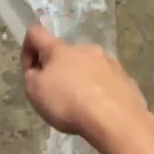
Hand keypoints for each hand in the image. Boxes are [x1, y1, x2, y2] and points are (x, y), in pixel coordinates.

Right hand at [20, 25, 150, 145]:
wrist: (115, 120)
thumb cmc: (68, 103)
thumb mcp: (35, 92)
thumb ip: (31, 77)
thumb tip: (38, 71)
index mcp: (60, 49)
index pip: (36, 33)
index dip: (27, 48)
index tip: (30, 71)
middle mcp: (86, 49)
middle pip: (64, 54)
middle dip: (57, 70)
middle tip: (55, 95)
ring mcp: (109, 62)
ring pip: (86, 66)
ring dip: (78, 79)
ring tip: (79, 105)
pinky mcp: (125, 78)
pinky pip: (104, 80)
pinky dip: (97, 90)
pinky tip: (97, 110)